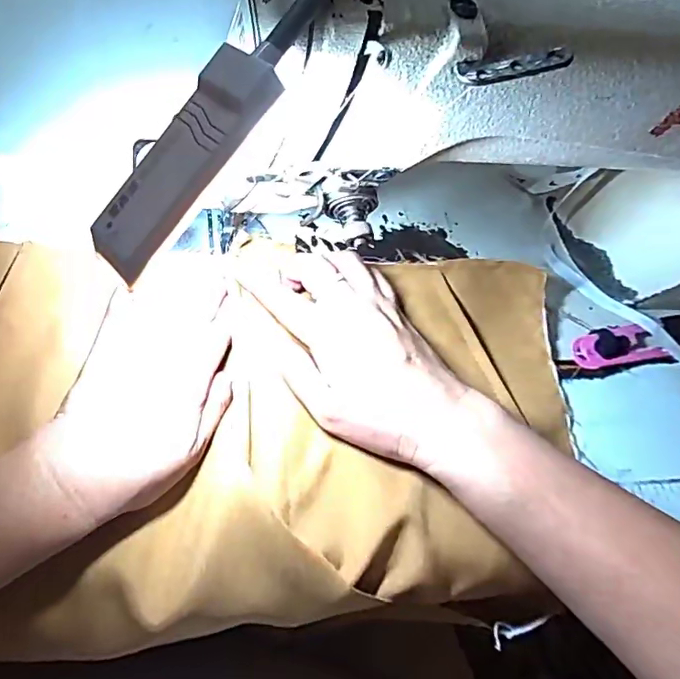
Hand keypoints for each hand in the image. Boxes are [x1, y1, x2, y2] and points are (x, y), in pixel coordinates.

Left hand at [34, 261, 233, 523]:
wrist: (80, 466)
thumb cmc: (142, 466)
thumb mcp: (190, 451)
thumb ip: (213, 409)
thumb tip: (230, 377)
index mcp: (190, 378)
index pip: (215, 337)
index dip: (227, 316)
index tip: (235, 297)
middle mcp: (163, 354)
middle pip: (190, 313)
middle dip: (207, 292)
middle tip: (219, 274)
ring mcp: (131, 346)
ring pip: (158, 306)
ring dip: (175, 286)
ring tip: (188, 270)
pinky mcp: (103, 347)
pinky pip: (118, 314)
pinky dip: (127, 299)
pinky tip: (134, 288)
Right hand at [235, 249, 502, 472]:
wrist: (441, 417)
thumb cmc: (380, 419)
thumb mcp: (324, 406)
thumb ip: (291, 366)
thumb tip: (264, 336)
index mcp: (325, 332)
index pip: (280, 297)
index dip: (255, 280)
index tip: (238, 268)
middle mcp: (349, 306)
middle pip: (311, 264)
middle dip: (288, 267)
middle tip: (281, 286)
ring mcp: (376, 302)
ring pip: (341, 259)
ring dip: (320, 262)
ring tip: (311, 282)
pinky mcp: (395, 305)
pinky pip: (369, 270)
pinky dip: (349, 268)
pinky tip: (346, 284)